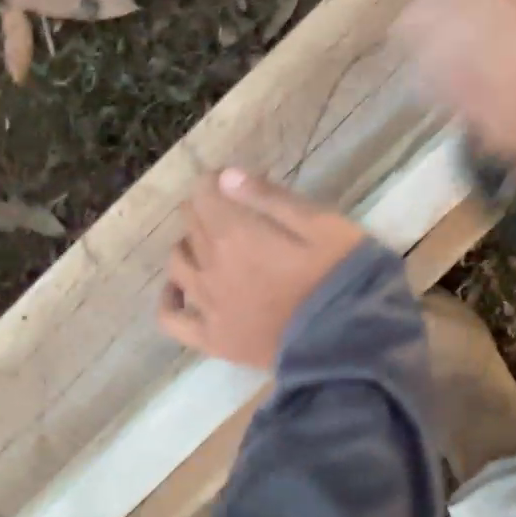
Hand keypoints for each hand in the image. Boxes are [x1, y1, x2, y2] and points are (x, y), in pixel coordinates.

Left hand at [157, 168, 367, 368]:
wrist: (346, 339)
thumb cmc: (341, 273)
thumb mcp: (320, 223)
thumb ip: (271, 199)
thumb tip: (227, 177)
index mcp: (237, 234)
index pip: (205, 195)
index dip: (214, 181)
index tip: (230, 178)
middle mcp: (211, 266)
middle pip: (192, 226)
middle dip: (205, 208)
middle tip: (228, 205)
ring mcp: (208, 306)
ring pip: (178, 264)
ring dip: (189, 245)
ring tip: (210, 242)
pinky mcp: (212, 339)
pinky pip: (172, 317)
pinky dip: (169, 299)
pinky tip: (179, 288)